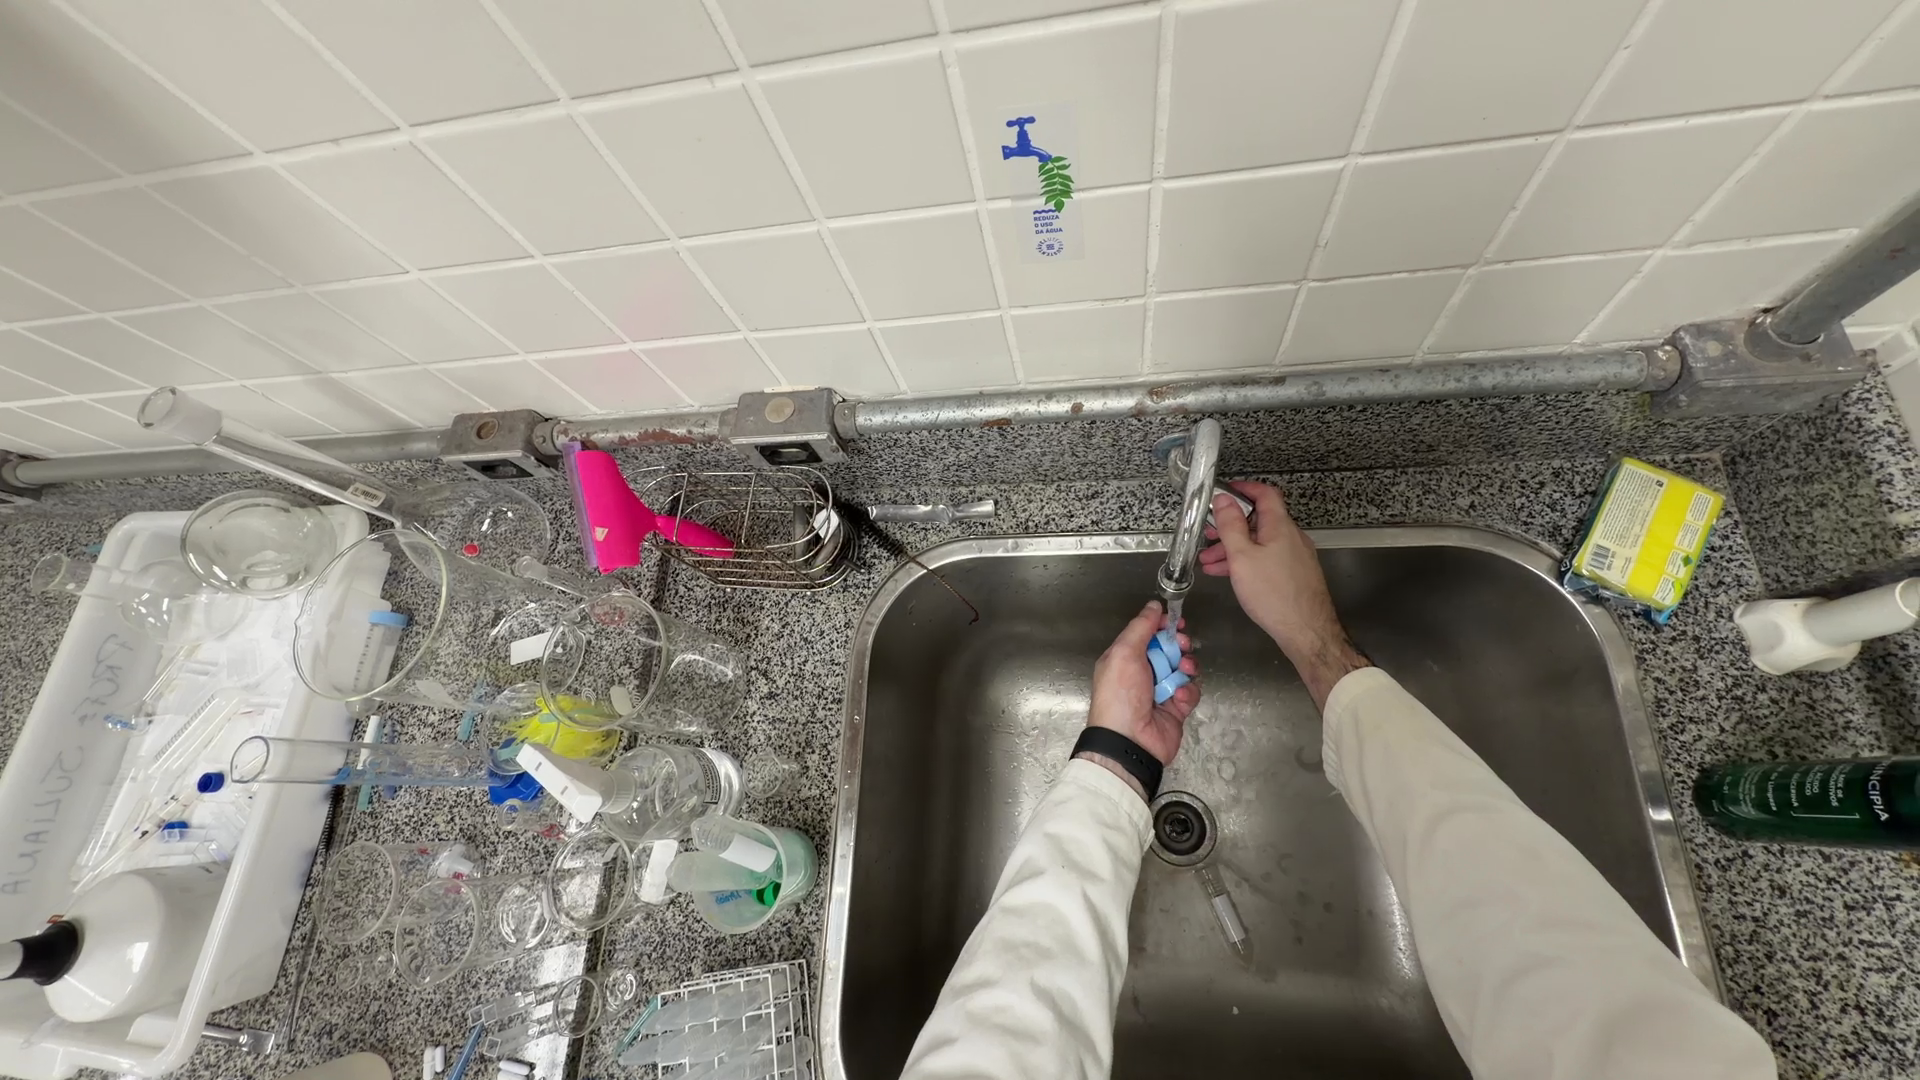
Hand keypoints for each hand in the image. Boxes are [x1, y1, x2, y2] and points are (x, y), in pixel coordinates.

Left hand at [1083, 601, 1199, 790]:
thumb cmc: (1120, 695)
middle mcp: (1142, 672)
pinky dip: (1187, 691)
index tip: (1175, 622)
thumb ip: (1140, 627)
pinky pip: (1190, 690)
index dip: (1162, 626)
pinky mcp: (1176, 708)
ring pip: (1183, 667)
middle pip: (1169, 648)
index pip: (1147, 633)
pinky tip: (1178, 697)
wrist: (1130, 740)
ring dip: (1185, 666)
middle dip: (1178, 644)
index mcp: (1124, 657)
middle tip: (1181, 645)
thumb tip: (1153, 606)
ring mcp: (1160, 690)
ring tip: (1182, 670)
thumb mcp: (1124, 653)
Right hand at [1198, 481, 1368, 708]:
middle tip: (1208, 534)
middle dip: (1230, 526)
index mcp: (1280, 527)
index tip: (1224, 492)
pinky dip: (1246, 561)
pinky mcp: (1294, 574)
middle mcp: (1291, 537)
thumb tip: (1223, 499)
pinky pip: (1266, 558)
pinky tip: (1228, 574)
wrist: (1306, 630)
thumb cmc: (1273, 593)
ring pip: (1260, 543)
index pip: (1265, 494)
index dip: (1244, 488)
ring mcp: (1295, 556)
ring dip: (1234, 548)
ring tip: (1209, 561)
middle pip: (1259, 520)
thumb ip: (1231, 525)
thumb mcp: (1242, 557)